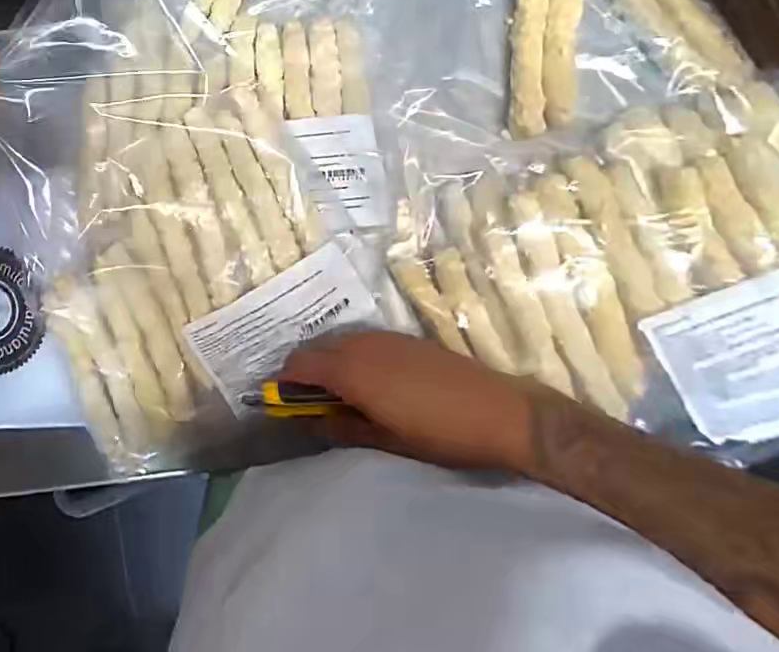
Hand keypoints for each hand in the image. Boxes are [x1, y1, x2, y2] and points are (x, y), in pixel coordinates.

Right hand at [280, 330, 553, 471]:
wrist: (499, 411)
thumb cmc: (440, 434)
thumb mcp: (388, 440)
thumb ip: (345, 428)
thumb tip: (315, 421)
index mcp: (353, 371)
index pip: (301, 364)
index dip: (285, 380)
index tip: (279, 398)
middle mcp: (363, 345)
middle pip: (317, 349)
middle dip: (305, 370)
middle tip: (306, 399)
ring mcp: (385, 337)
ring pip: (341, 341)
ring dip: (329, 361)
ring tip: (336, 392)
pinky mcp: (404, 338)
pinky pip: (363, 340)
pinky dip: (351, 354)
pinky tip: (366, 379)